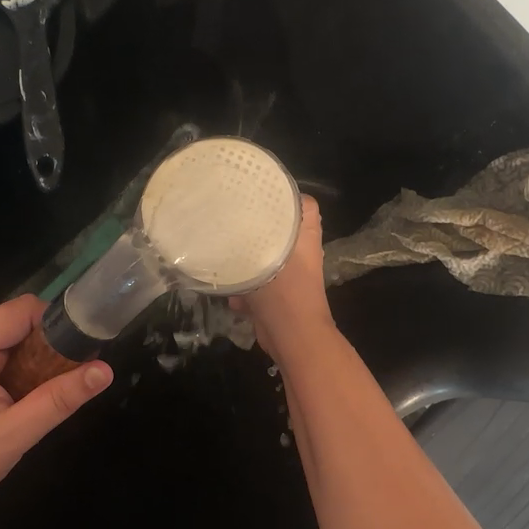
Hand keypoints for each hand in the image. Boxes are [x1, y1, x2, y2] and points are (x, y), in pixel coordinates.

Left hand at [0, 294, 111, 511]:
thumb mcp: (18, 432)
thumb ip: (61, 398)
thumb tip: (105, 370)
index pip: (20, 310)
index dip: (56, 322)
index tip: (81, 349)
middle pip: (16, 322)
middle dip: (47, 344)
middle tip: (67, 378)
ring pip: (10, 337)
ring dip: (35, 357)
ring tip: (46, 390)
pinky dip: (20, 367)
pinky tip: (24, 395)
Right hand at [233, 195, 334, 363]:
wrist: (293, 339)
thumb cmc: (285, 294)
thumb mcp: (264, 260)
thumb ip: (245, 246)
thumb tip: (226, 236)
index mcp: (306, 237)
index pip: (303, 204)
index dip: (285, 194)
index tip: (258, 189)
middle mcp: (300, 254)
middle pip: (280, 230)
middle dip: (256, 228)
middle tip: (230, 217)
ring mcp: (289, 276)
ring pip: (264, 258)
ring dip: (245, 261)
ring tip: (222, 251)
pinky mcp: (277, 296)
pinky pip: (256, 284)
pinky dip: (243, 289)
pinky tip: (229, 294)